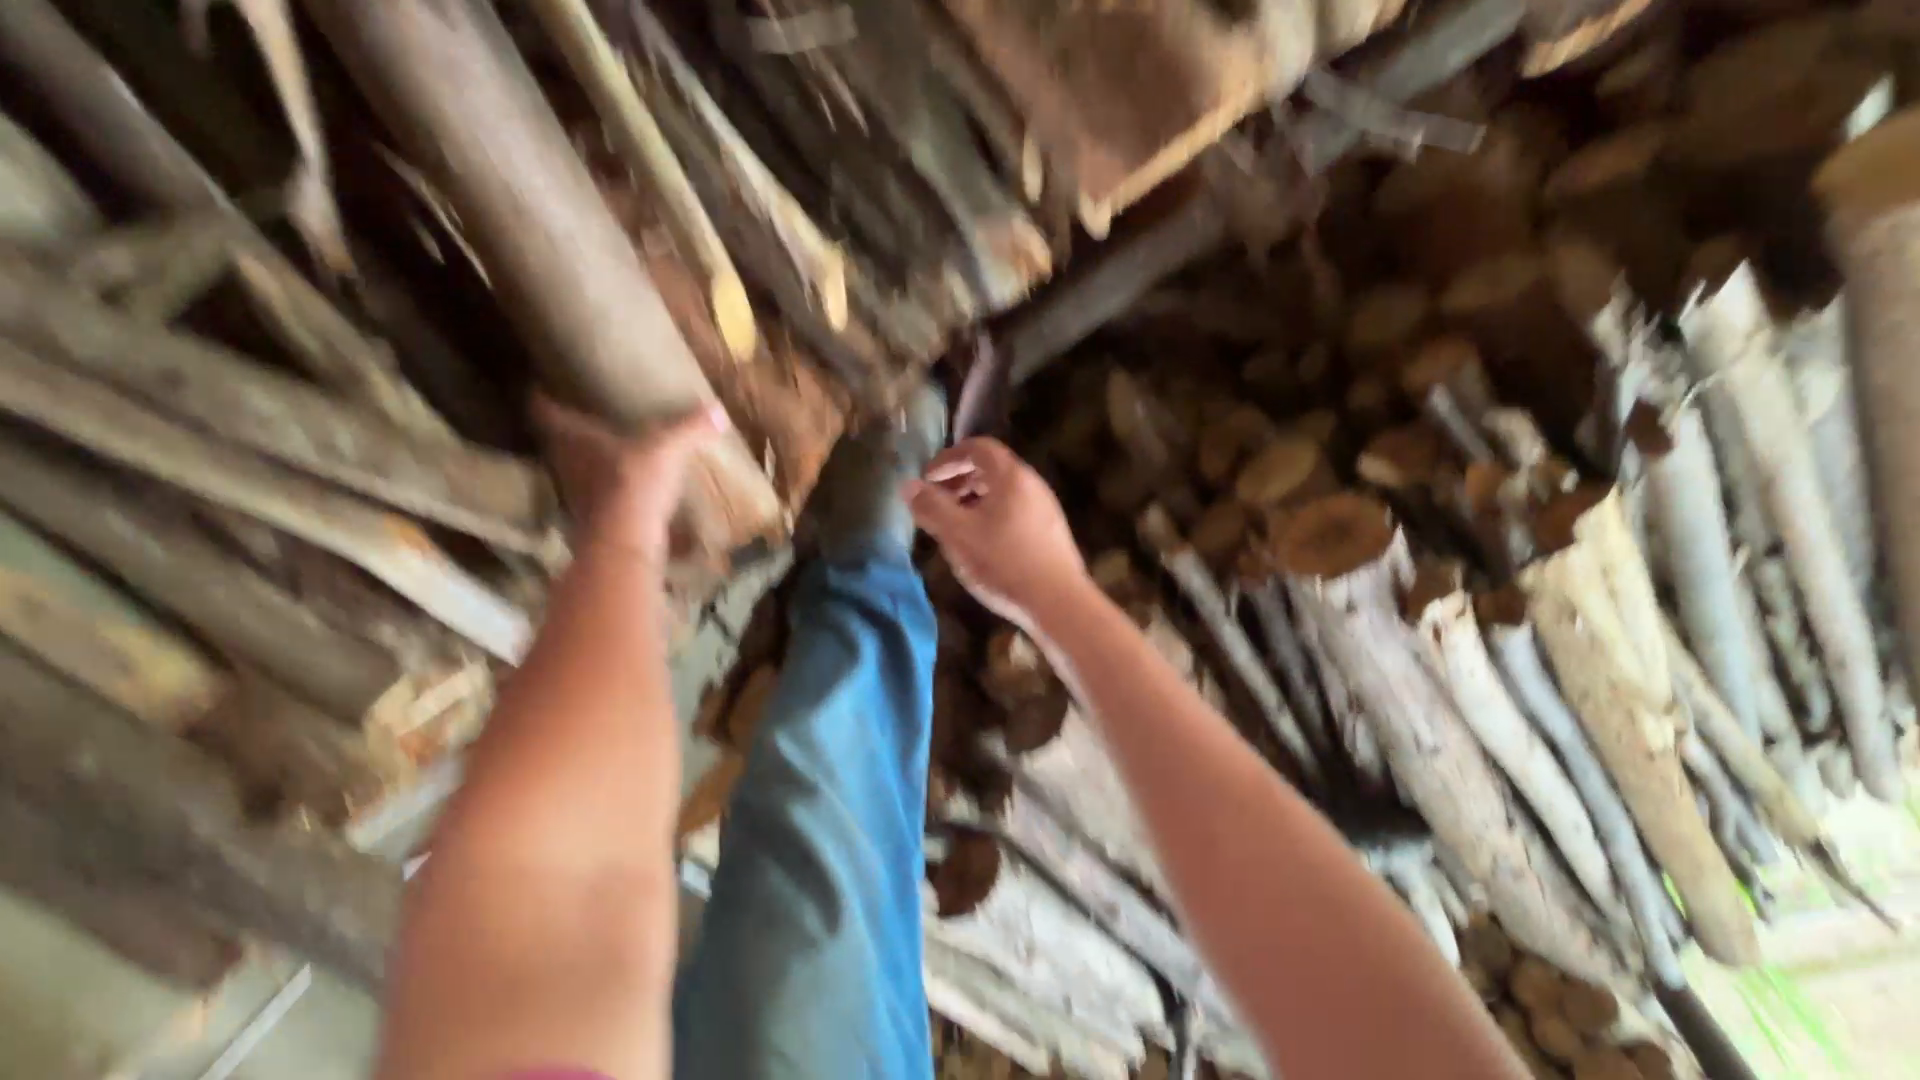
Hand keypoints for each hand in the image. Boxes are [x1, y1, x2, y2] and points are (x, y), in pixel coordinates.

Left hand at [534, 395, 729, 564]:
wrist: (624, 542)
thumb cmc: (633, 483)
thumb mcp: (667, 449)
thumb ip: (690, 428)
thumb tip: (718, 409)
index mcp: (577, 439)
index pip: (546, 412)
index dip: (541, 398)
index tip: (539, 387)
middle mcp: (569, 464)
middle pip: (558, 443)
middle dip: (566, 432)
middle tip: (580, 419)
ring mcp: (578, 495)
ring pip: (575, 471)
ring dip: (585, 463)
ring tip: (604, 453)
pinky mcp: (595, 521)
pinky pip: (597, 497)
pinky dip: (606, 491)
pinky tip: (625, 490)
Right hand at [902, 437, 1087, 626]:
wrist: (1059, 602)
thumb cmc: (1004, 563)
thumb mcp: (958, 535)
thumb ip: (931, 507)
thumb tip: (908, 486)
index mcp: (1011, 476)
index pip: (978, 447)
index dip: (948, 458)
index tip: (927, 478)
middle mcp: (1032, 484)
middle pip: (990, 468)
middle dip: (958, 480)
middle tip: (936, 502)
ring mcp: (1045, 508)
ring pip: (1002, 492)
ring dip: (973, 500)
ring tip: (953, 526)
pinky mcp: (1049, 532)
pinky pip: (1013, 511)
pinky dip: (990, 515)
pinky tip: (980, 545)